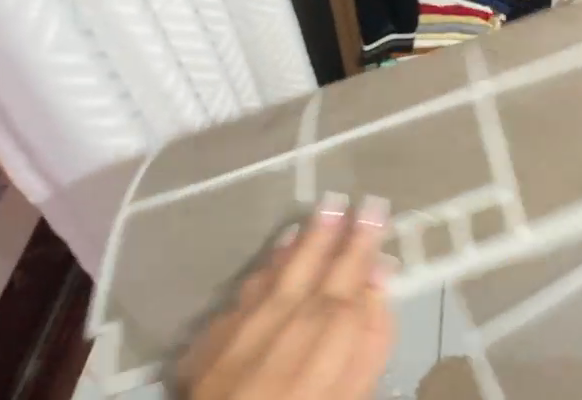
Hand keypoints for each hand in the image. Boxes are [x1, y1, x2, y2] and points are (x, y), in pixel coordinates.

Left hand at [182, 193, 395, 399]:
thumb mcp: (349, 395)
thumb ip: (367, 347)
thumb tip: (377, 287)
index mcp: (323, 362)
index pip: (350, 293)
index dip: (364, 252)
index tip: (377, 214)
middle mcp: (282, 343)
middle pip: (314, 279)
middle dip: (336, 239)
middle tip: (353, 202)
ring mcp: (238, 345)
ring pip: (276, 280)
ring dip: (301, 246)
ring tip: (321, 214)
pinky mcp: (205, 355)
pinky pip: (244, 296)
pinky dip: (264, 271)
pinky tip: (277, 253)